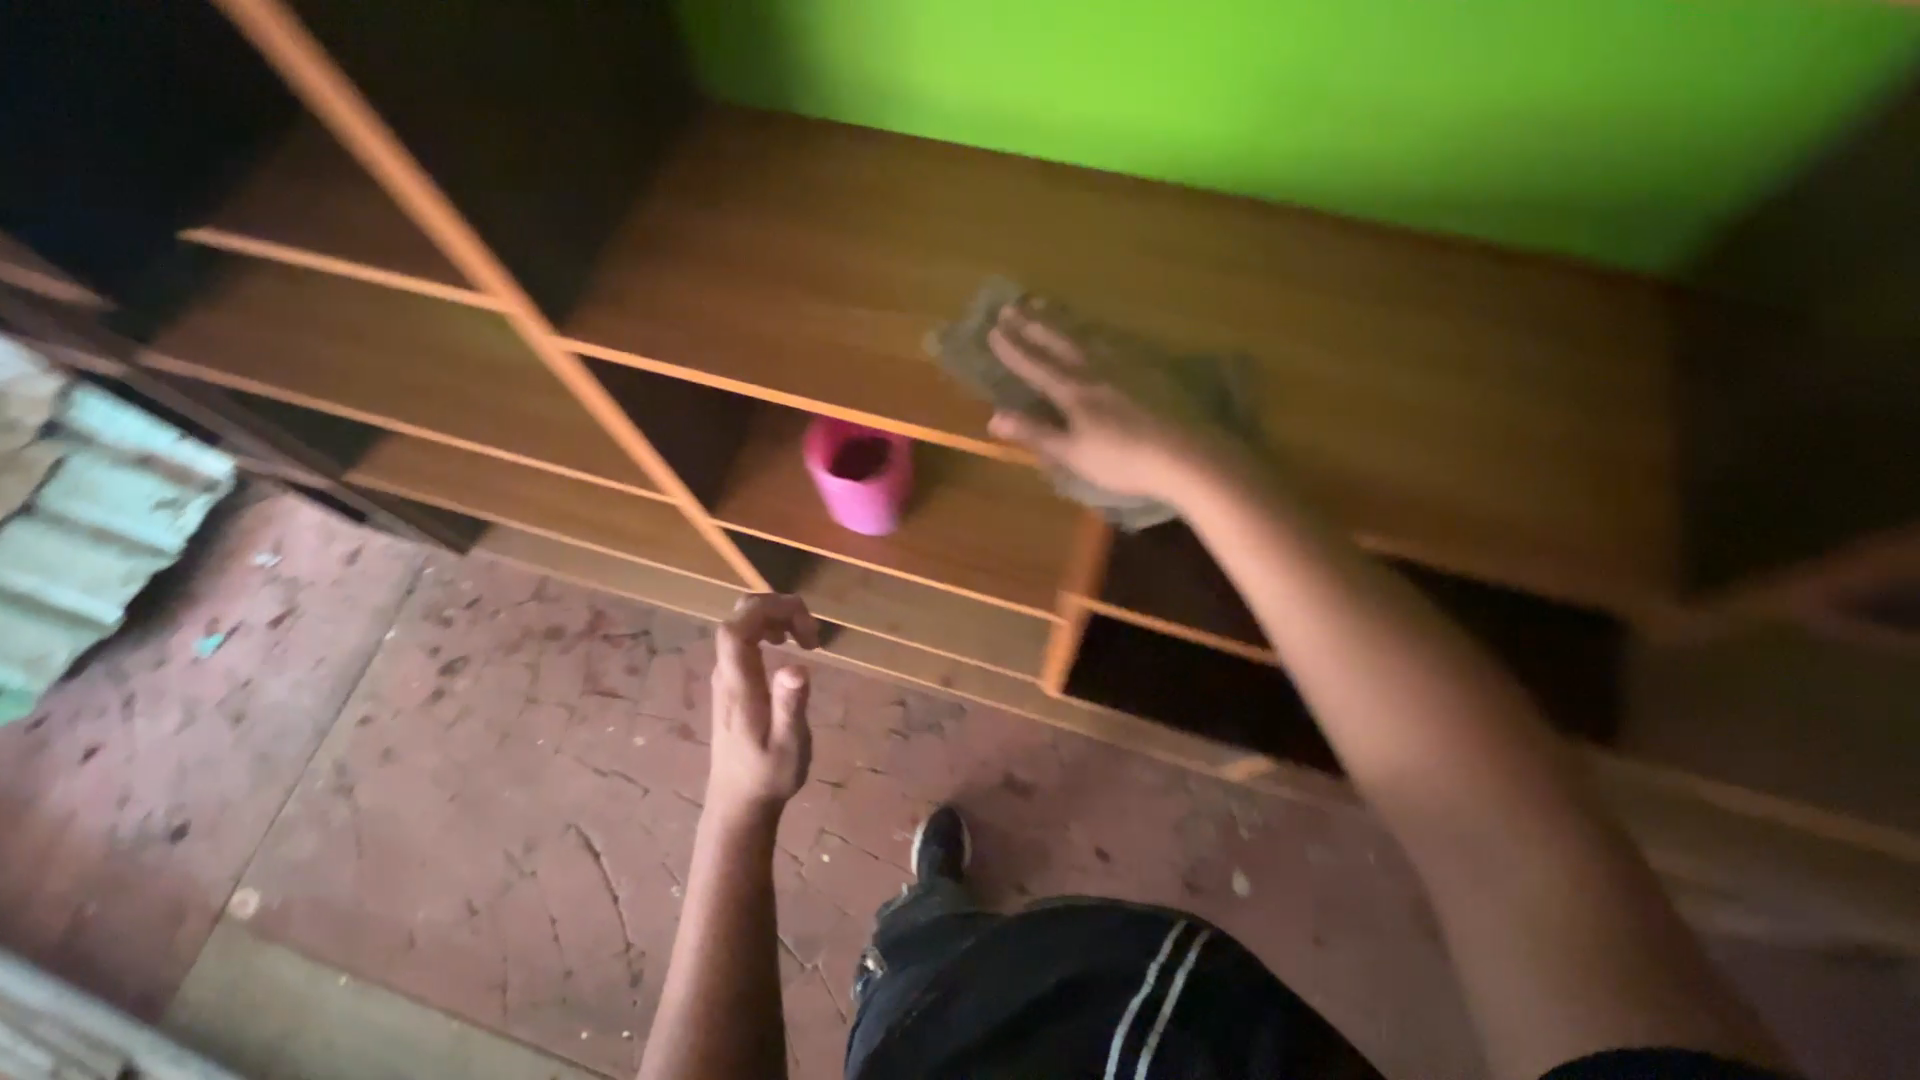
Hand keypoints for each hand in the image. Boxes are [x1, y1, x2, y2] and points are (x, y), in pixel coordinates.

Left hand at [706, 593, 820, 823]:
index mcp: (738, 684)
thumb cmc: (768, 776)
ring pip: (742, 625)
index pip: (737, 627)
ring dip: (776, 619)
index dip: (770, 610)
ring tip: (807, 641)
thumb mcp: (788, 746)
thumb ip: (790, 706)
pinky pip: (745, 639)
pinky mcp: (733, 683)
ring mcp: (726, 677)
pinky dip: (770, 631)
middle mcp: (726, 674)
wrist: (739, 802)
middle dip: (777, 609)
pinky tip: (790, 649)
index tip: (806, 626)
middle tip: (810, 635)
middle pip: (738, 616)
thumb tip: (797, 667)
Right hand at [985, 301, 1252, 502]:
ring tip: (1044, 303)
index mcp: (1073, 391)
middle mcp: (1095, 369)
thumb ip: (1035, 433)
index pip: (1035, 365)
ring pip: (1085, 334)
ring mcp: (1125, 364)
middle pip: (1058, 340)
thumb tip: (994, 418)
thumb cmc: (1124, 461)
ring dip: (1061, 318)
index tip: (993, 329)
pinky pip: (1113, 339)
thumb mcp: (1073, 454)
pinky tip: (1097, 329)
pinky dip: (1096, 329)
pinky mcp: (1149, 368)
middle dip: (1032, 324)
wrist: (1188, 454)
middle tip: (1011, 305)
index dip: (1013, 348)